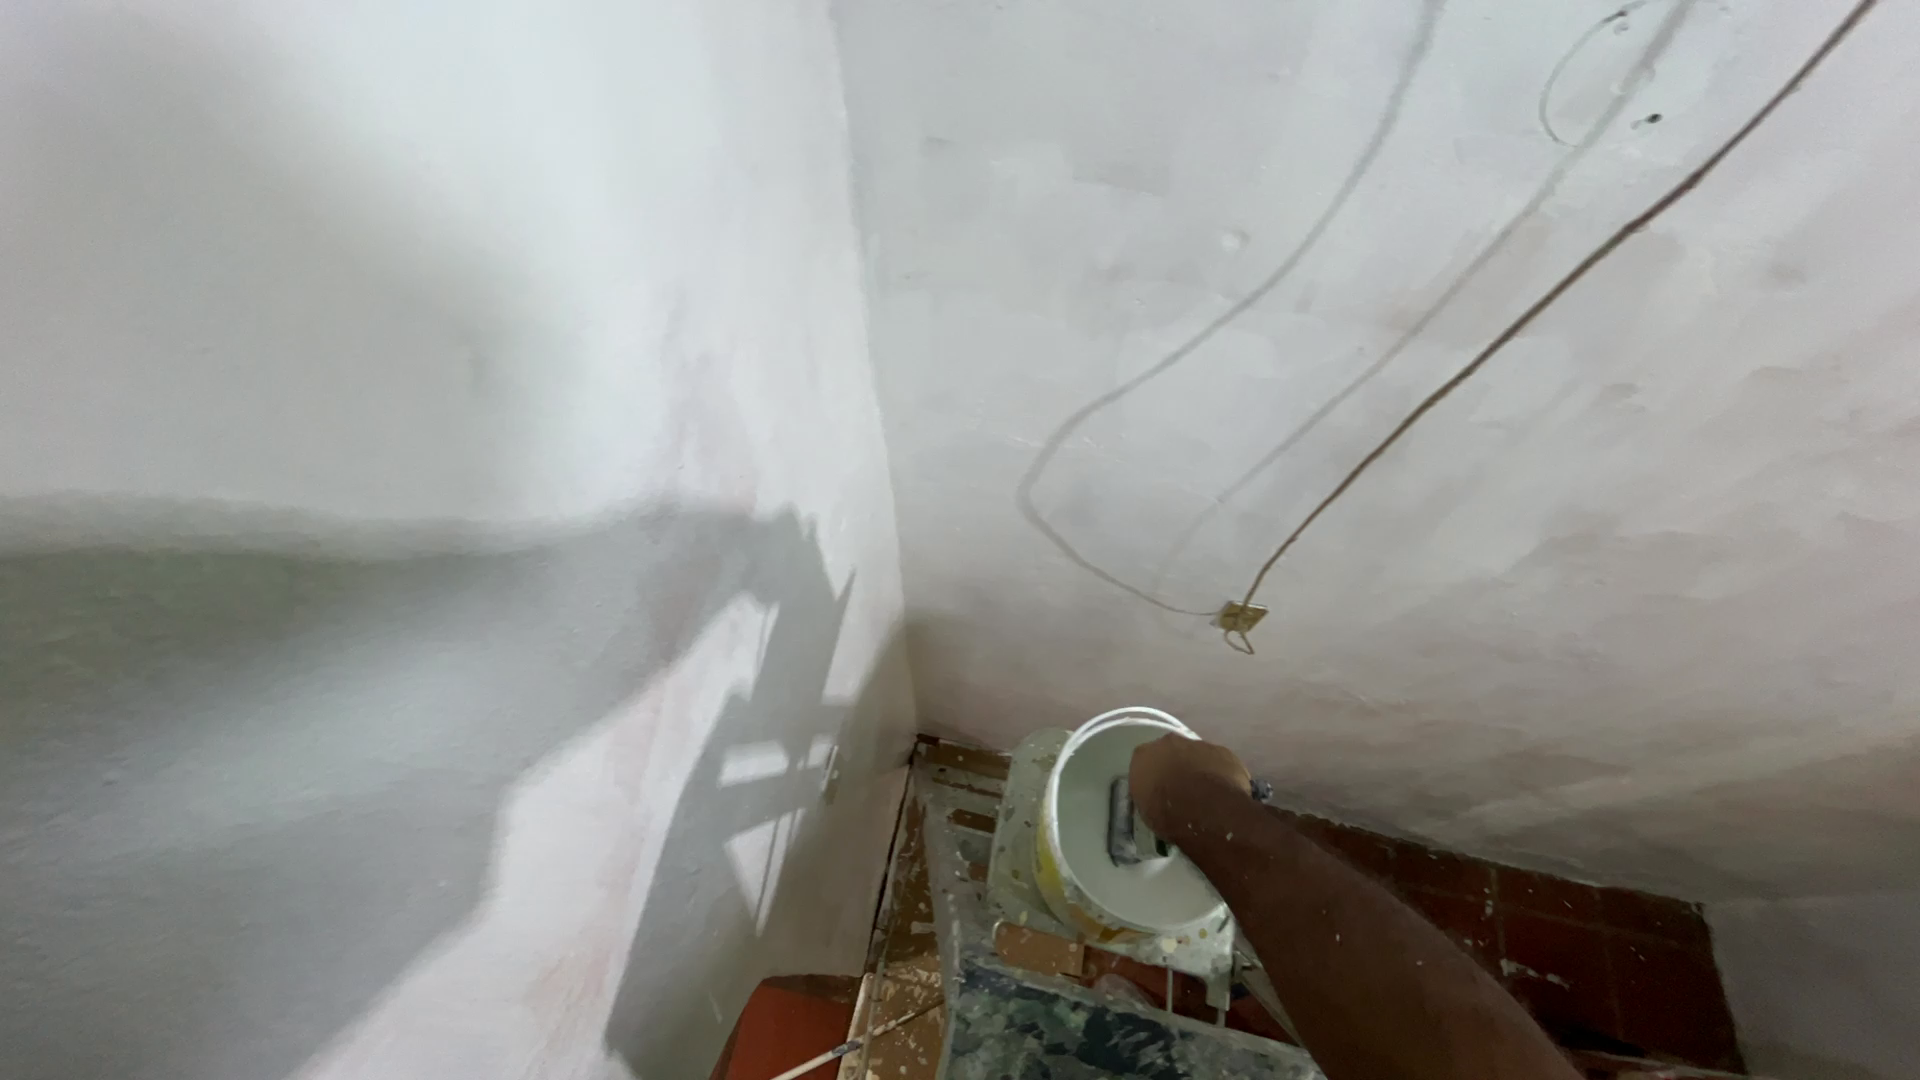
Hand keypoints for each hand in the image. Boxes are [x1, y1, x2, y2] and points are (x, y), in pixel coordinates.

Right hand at [1129, 735, 1252, 843]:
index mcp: (1143, 756)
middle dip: (1174, 766)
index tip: (1157, 791)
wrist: (1212, 812)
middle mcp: (1167, 743)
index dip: (1152, 777)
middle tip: (1181, 789)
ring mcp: (1197, 744)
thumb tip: (1155, 796)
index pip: (1143, 762)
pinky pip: (1217, 761)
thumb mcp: (1147, 812)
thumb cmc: (1171, 816)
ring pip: (1194, 754)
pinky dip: (1218, 773)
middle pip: (1168, 752)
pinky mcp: (1223, 751)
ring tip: (1204, 793)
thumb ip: (1149, 794)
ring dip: (1196, 768)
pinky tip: (1222, 792)